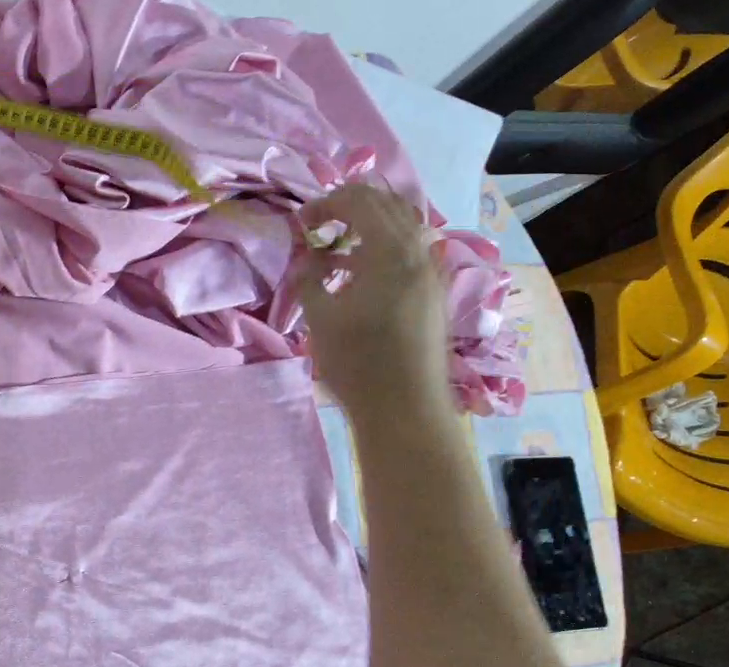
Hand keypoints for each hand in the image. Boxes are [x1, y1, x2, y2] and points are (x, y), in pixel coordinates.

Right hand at [296, 183, 452, 425]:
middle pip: (384, 206)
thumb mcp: (320, 319)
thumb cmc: (356, 362)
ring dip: (363, 231)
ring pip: (398, 229)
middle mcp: (417, 249)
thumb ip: (309, 280)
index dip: (324, 204)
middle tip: (314, 230)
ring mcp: (429, 269)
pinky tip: (353, 277)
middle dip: (346, 210)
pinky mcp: (430, 290)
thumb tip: (305, 259)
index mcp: (390, 249)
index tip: (298, 225)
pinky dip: (377, 251)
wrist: (403, 404)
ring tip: (332, 254)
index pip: (359, 200)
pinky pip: (405, 252)